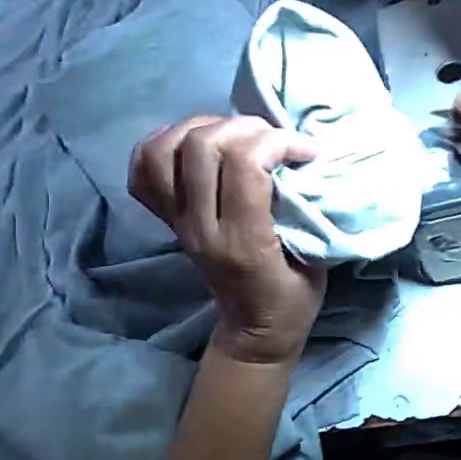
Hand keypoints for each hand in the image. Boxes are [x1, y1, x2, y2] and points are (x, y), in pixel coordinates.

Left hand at [131, 116, 326, 365]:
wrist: (254, 331)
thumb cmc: (293, 299)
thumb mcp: (316, 261)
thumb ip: (306, 212)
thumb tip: (303, 162)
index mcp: (244, 242)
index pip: (244, 165)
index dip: (279, 142)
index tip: (307, 150)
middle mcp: (202, 228)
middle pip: (203, 147)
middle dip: (246, 128)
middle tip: (274, 139)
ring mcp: (178, 223)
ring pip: (165, 150)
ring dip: (204, 128)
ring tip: (237, 136)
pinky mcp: (168, 220)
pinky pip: (144, 168)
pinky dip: (166, 143)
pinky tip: (199, 145)